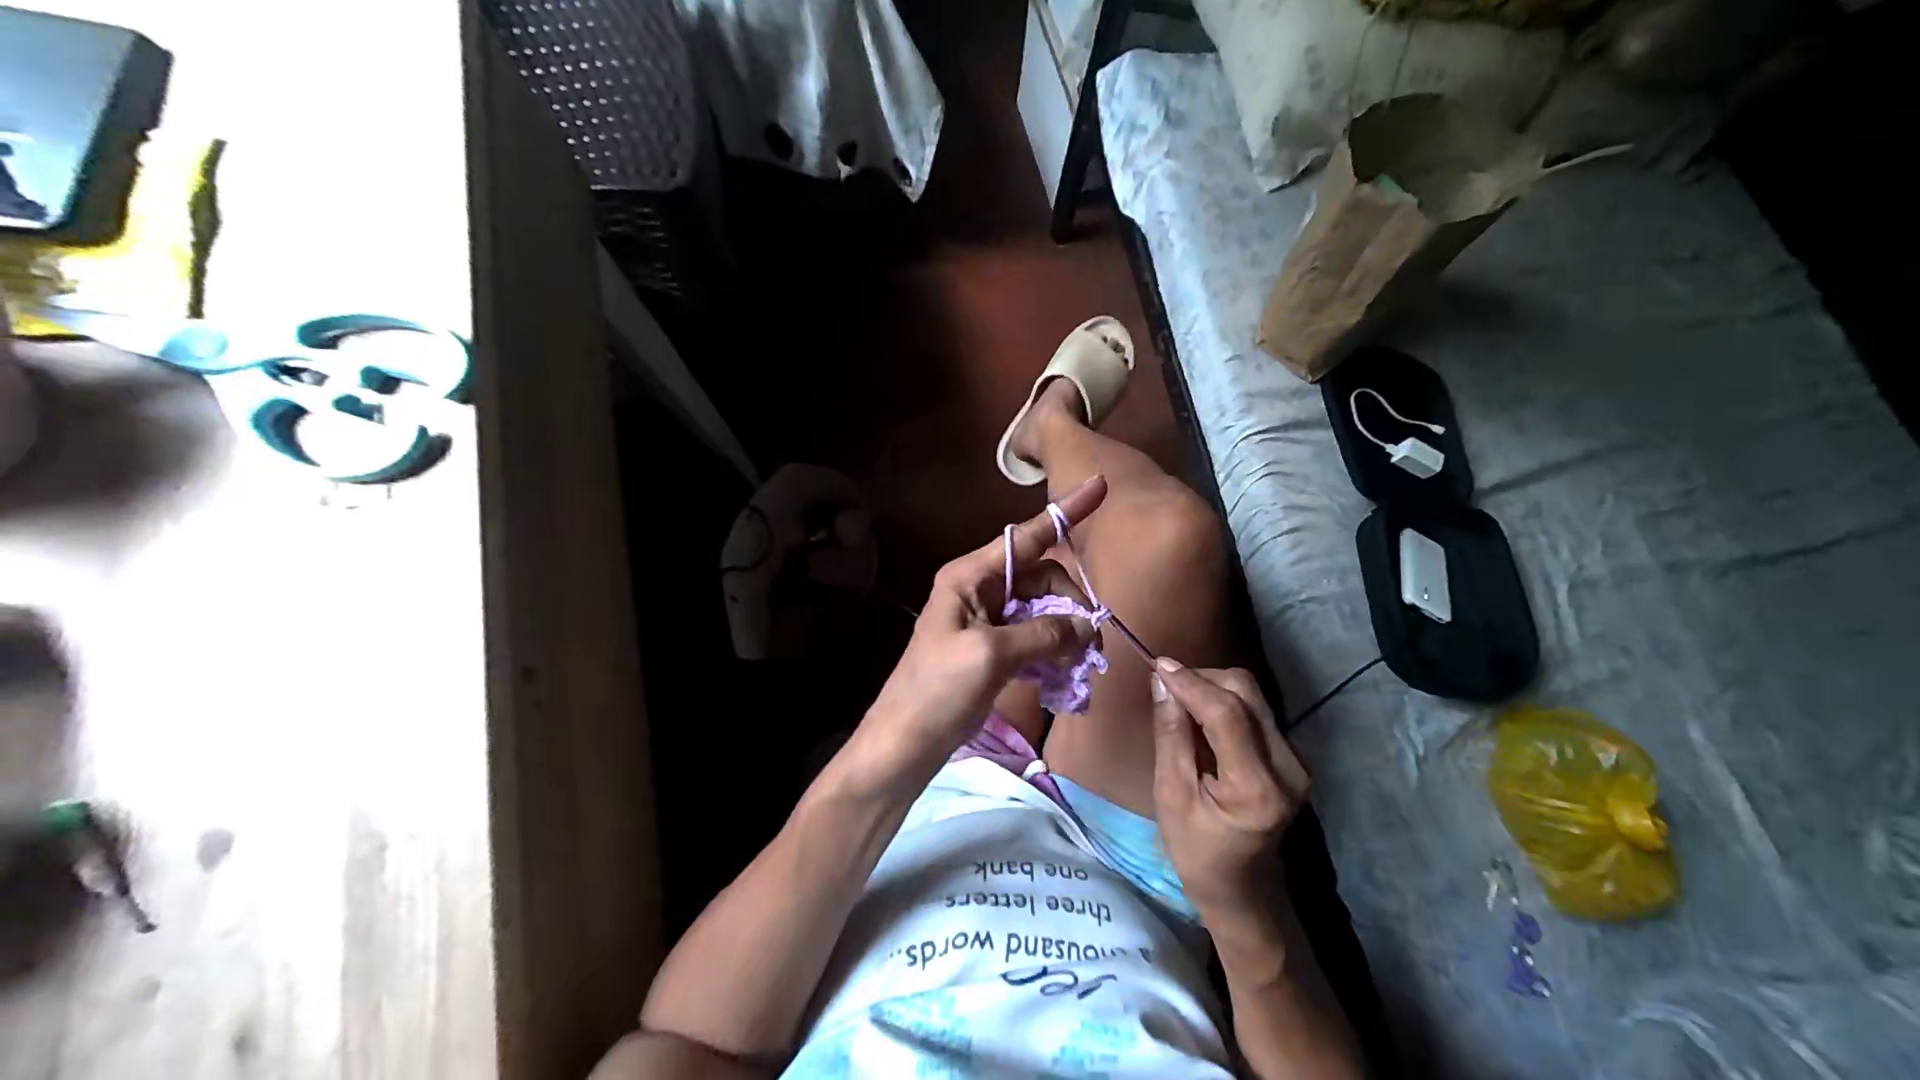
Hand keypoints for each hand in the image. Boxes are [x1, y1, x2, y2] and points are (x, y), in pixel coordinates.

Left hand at [853, 475, 1108, 778]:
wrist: (903, 745)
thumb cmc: (937, 692)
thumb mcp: (990, 656)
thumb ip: (1043, 634)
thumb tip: (1088, 625)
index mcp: (969, 577)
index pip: (1026, 537)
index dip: (1065, 512)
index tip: (1101, 485)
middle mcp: (979, 590)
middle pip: (1042, 578)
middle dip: (1072, 602)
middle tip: (1092, 643)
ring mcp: (986, 621)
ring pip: (1042, 609)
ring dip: (1067, 631)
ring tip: (1083, 664)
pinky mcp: (993, 650)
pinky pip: (1035, 637)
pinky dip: (1054, 651)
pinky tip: (1067, 676)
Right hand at [1151, 659, 1311, 925]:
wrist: (1240, 886)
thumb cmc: (1195, 848)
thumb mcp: (1171, 794)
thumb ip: (1171, 735)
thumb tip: (1162, 682)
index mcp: (1256, 787)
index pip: (1226, 714)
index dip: (1191, 682)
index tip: (1158, 664)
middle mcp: (1288, 768)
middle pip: (1247, 693)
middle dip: (1203, 679)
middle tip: (1166, 684)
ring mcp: (1296, 762)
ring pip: (1253, 697)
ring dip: (1213, 688)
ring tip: (1180, 700)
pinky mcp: (1292, 758)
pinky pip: (1256, 711)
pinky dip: (1225, 703)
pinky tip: (1201, 717)